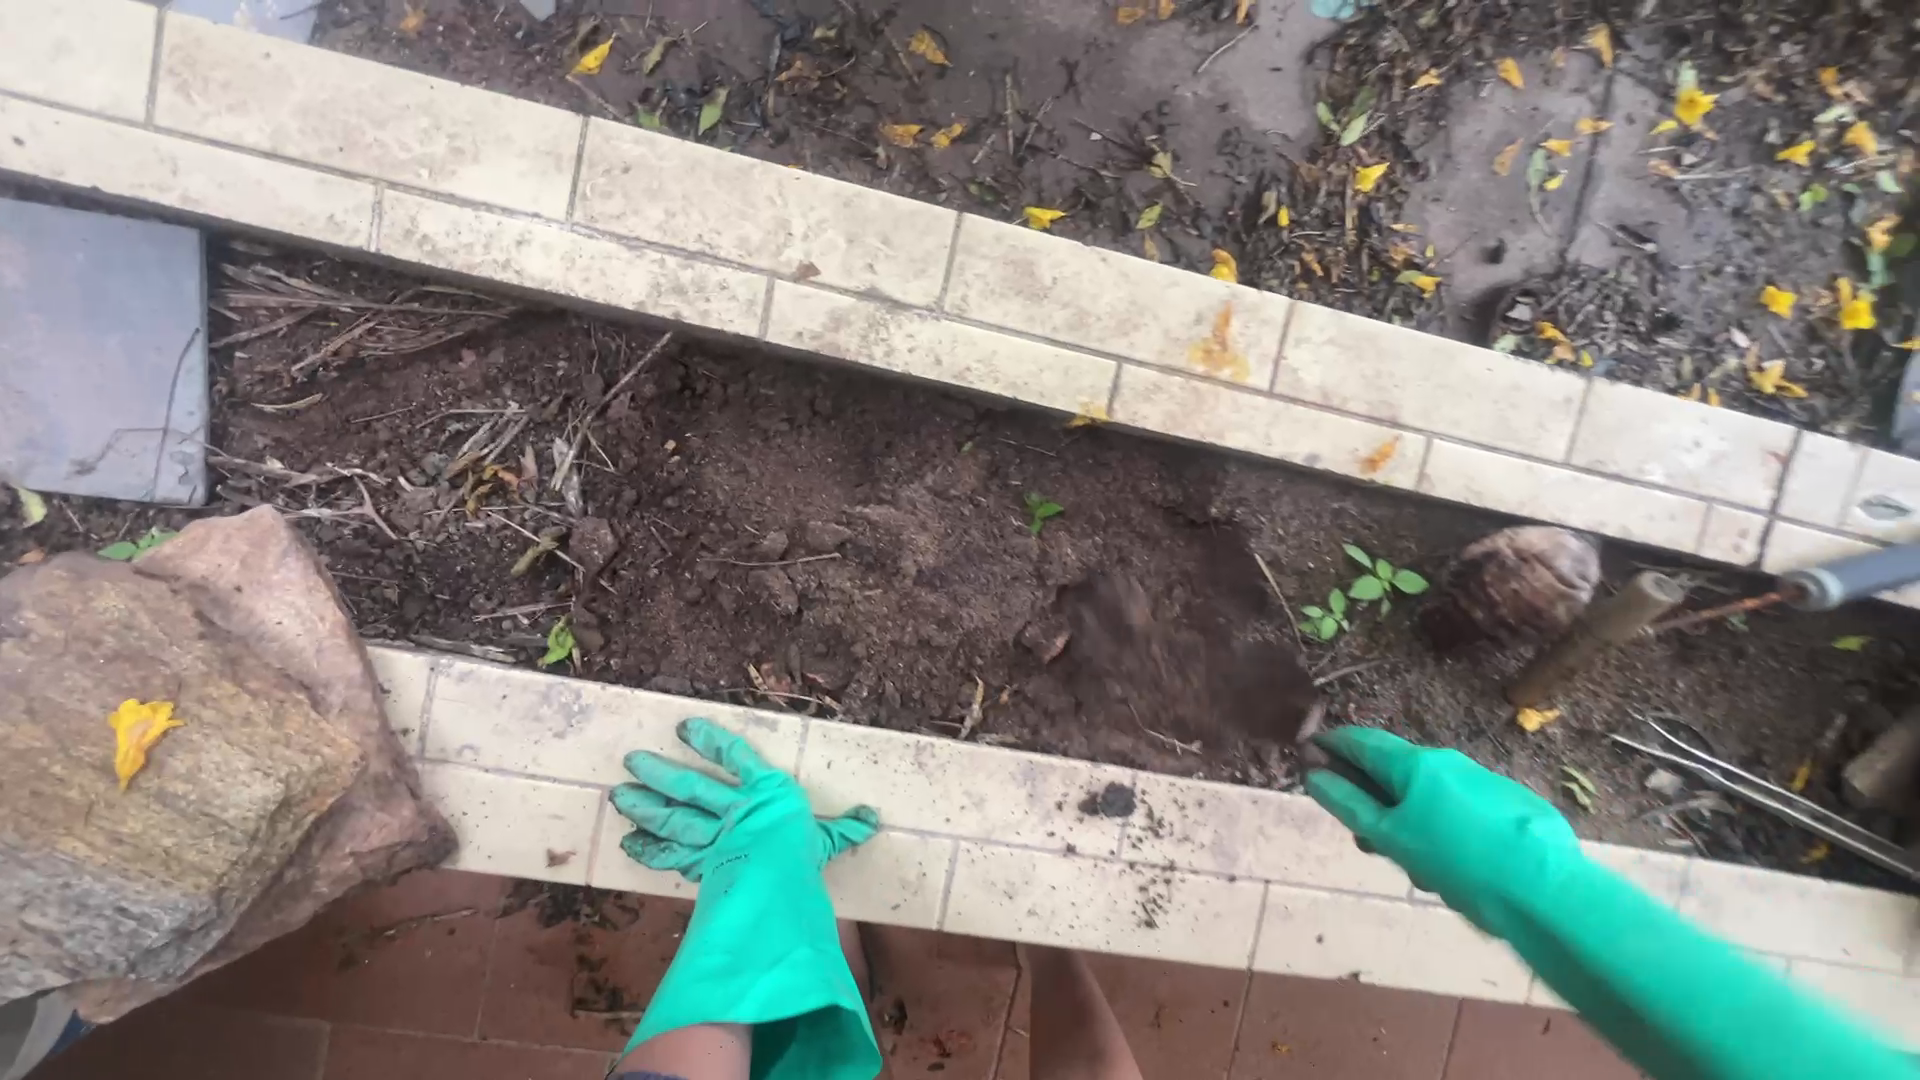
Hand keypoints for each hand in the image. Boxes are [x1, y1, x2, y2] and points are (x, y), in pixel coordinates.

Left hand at [611, 717, 877, 880]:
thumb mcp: (826, 839)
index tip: (684, 728)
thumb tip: (873, 819)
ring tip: (619, 795)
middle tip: (631, 761)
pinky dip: (650, 849)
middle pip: (690, 788)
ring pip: (672, 818)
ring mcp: (712, 836)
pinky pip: (671, 854)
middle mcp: (733, 808)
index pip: (736, 757)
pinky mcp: (702, 864)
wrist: (775, 881)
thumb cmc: (802, 852)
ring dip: (645, 807)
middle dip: (660, 774)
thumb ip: (843, 829)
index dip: (710, 741)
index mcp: (765, 792)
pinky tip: (630, 843)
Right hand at [1304, 726, 1578, 929]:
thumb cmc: (1458, 862)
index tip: (1309, 752)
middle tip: (1364, 836)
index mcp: (1416, 764)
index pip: (1361, 741)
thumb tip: (1314, 774)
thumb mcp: (1391, 837)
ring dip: (1410, 821)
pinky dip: (1445, 830)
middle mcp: (1450, 763)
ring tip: (1414, 865)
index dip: (1331, 744)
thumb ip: (1348, 804)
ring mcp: (1488, 785)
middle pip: (1396, 773)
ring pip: (1430, 797)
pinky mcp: (1517, 810)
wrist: (1551, 897)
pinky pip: (1463, 812)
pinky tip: (1456, 869)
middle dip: (1373, 799)